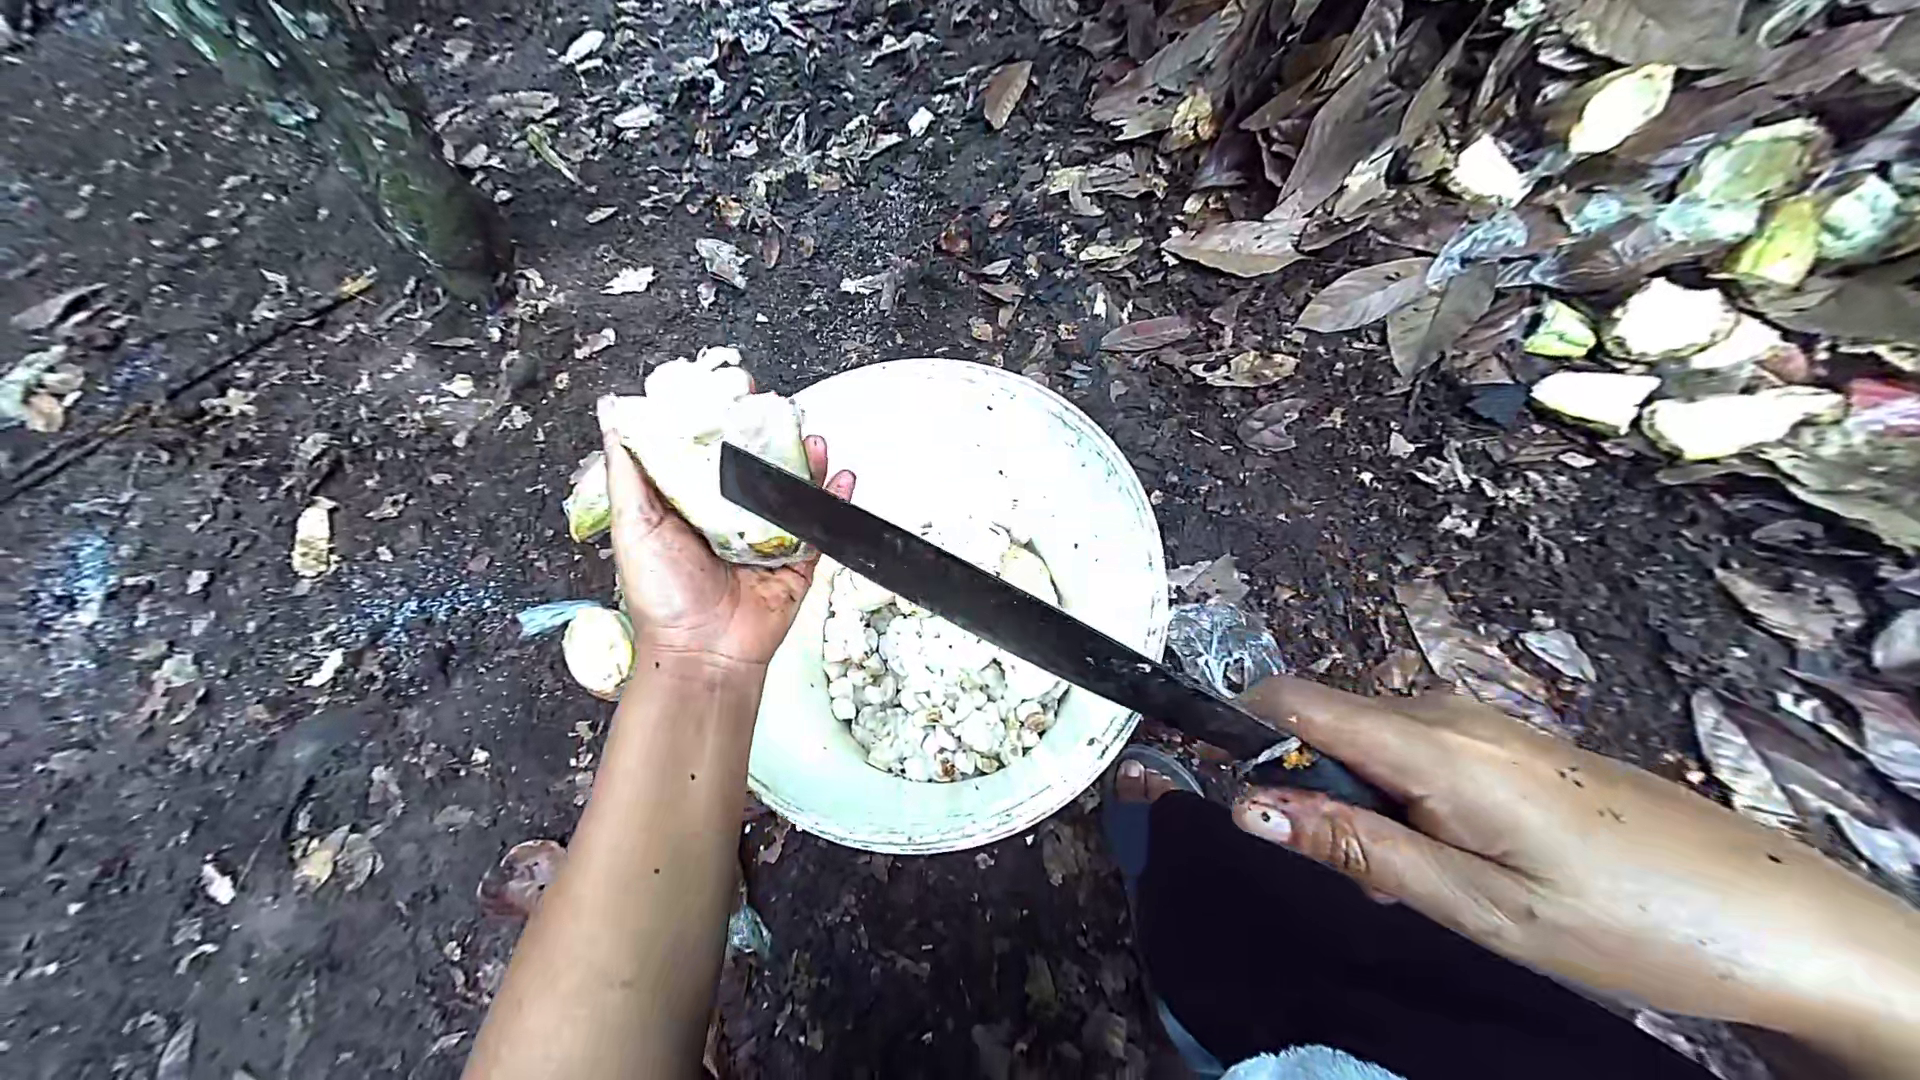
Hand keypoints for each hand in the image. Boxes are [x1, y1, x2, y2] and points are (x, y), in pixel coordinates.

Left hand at [596, 425, 853, 671]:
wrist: (705, 651)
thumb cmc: (663, 595)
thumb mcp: (633, 525)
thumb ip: (627, 471)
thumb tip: (615, 416)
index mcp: (693, 501)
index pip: (713, 449)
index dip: (726, 419)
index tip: (735, 394)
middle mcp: (732, 514)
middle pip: (760, 463)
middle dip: (774, 435)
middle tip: (780, 413)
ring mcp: (768, 535)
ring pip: (793, 488)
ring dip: (808, 461)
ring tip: (812, 441)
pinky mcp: (797, 557)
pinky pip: (819, 523)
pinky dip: (834, 499)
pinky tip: (840, 478)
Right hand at [1227, 677, 1919, 1074]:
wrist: (1794, 922)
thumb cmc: (1628, 922)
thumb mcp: (1476, 906)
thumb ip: (1353, 845)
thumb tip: (1247, 806)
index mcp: (1430, 744)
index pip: (1292, 698)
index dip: (1243, 728)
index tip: (1238, 787)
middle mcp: (1440, 710)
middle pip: (1322, 719)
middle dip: (1309, 783)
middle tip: (1358, 871)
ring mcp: (1471, 718)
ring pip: (1362, 735)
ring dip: (1354, 794)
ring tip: (1416, 875)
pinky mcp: (1493, 735)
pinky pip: (1405, 743)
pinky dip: (1393, 788)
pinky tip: (1450, 849)